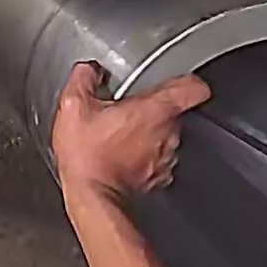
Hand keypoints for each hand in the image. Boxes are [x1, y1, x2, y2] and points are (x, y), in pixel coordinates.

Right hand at [52, 61, 210, 204]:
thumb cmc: (87, 154)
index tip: (175, 79)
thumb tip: (89, 70)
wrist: (92, 197)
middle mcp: (168, 134)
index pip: (193, 89)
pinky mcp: (159, 176)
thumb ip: (84, 77)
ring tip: (116, 131)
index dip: (186, 81)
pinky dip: (142, 151)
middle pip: (172, 110)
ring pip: (164, 133)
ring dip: (145, 129)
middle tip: (121, 108)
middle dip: (149, 106)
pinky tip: (117, 151)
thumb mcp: (73, 105)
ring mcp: (166, 157)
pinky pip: (156, 154)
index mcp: (154, 111)